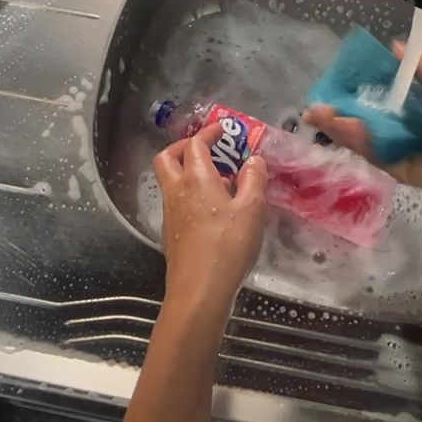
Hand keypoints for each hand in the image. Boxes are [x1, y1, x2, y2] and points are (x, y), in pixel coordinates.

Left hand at [152, 126, 269, 313]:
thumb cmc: (228, 246)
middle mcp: (177, 191)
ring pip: (170, 181)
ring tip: (220, 182)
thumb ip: (254, 180)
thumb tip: (254, 160)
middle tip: (207, 150)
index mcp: (196, 179)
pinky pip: (177, 201)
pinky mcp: (171, 233)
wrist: (199, 290)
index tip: (223, 131)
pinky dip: (190, 194)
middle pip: (168, 158)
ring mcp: (170, 213)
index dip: (208, 133)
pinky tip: (214, 211)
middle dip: (184, 148)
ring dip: (188, 172)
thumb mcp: (252, 210)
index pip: (194, 144)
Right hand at [303, 45, 421, 213]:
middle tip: (315, 100)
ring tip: (315, 112)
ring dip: (338, 124)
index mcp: (417, 102)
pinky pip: (372, 152)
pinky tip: (339, 124)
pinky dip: (355, 139)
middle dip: (338, 107)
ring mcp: (398, 147)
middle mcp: (404, 124)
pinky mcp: (396, 168)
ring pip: (361, 134)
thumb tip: (393, 44)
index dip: (357, 83)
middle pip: (364, 114)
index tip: (336, 74)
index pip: (379, 91)